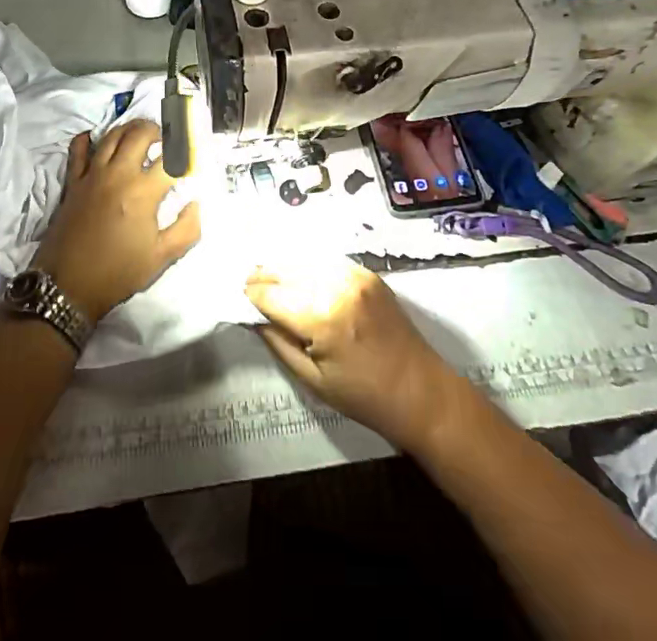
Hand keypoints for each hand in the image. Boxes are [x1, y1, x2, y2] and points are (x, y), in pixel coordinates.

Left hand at [31, 120, 200, 321]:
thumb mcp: (163, 257)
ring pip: (111, 136)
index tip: (193, 158)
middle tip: (168, 138)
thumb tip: (195, 204)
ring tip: (141, 133)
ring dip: (130, 129)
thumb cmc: (118, 273)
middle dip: (159, 130)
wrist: (66, 287)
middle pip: (140, 135)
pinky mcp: (72, 184)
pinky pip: (77, 152)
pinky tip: (93, 137)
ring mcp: (92, 176)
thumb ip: (187, 228)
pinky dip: (86, 140)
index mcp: (143, 192)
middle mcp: (118, 175)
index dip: (187, 154)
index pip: (172, 159)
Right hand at [246, 263, 469, 451]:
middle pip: (287, 271)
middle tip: (246, 283)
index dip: (250, 296)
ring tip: (268, 277)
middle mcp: (337, 286)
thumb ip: (278, 342)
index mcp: (321, 316)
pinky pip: (329, 262)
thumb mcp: (311, 378)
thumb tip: (253, 316)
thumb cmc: (363, 395)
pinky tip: (299, 274)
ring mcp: (356, 275)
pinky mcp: (369, 274)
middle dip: (264, 277)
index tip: (236, 298)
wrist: (420, 390)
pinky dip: (310, 265)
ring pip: (307, 261)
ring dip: (285, 268)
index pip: (271, 295)